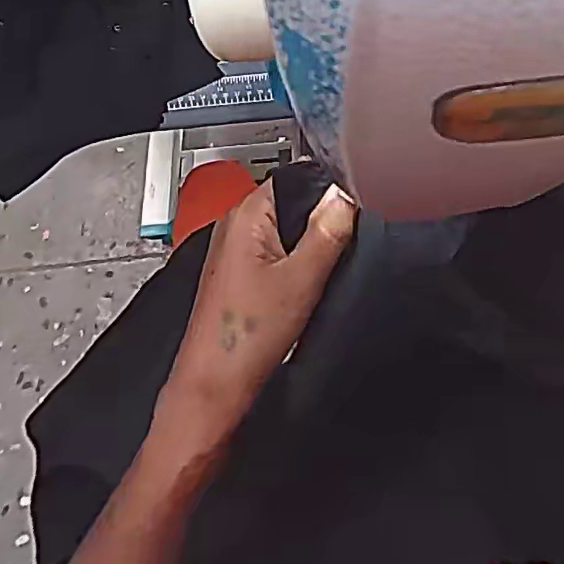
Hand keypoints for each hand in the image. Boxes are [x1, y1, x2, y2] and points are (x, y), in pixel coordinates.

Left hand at [159, 178, 356, 443]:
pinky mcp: (241, 270)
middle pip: (295, 202)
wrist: (213, 387)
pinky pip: (279, 251)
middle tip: (336, 248)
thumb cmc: (243, 339)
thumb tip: (345, 194)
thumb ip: (328, 230)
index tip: (350, 208)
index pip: (296, 176)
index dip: (327, 189)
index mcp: (246, 213)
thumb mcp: (302, 279)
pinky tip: (302, 287)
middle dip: (321, 221)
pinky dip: (296, 263)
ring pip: (289, 229)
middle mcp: (236, 224)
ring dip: (309, 245)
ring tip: (316, 273)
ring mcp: (237, 248)